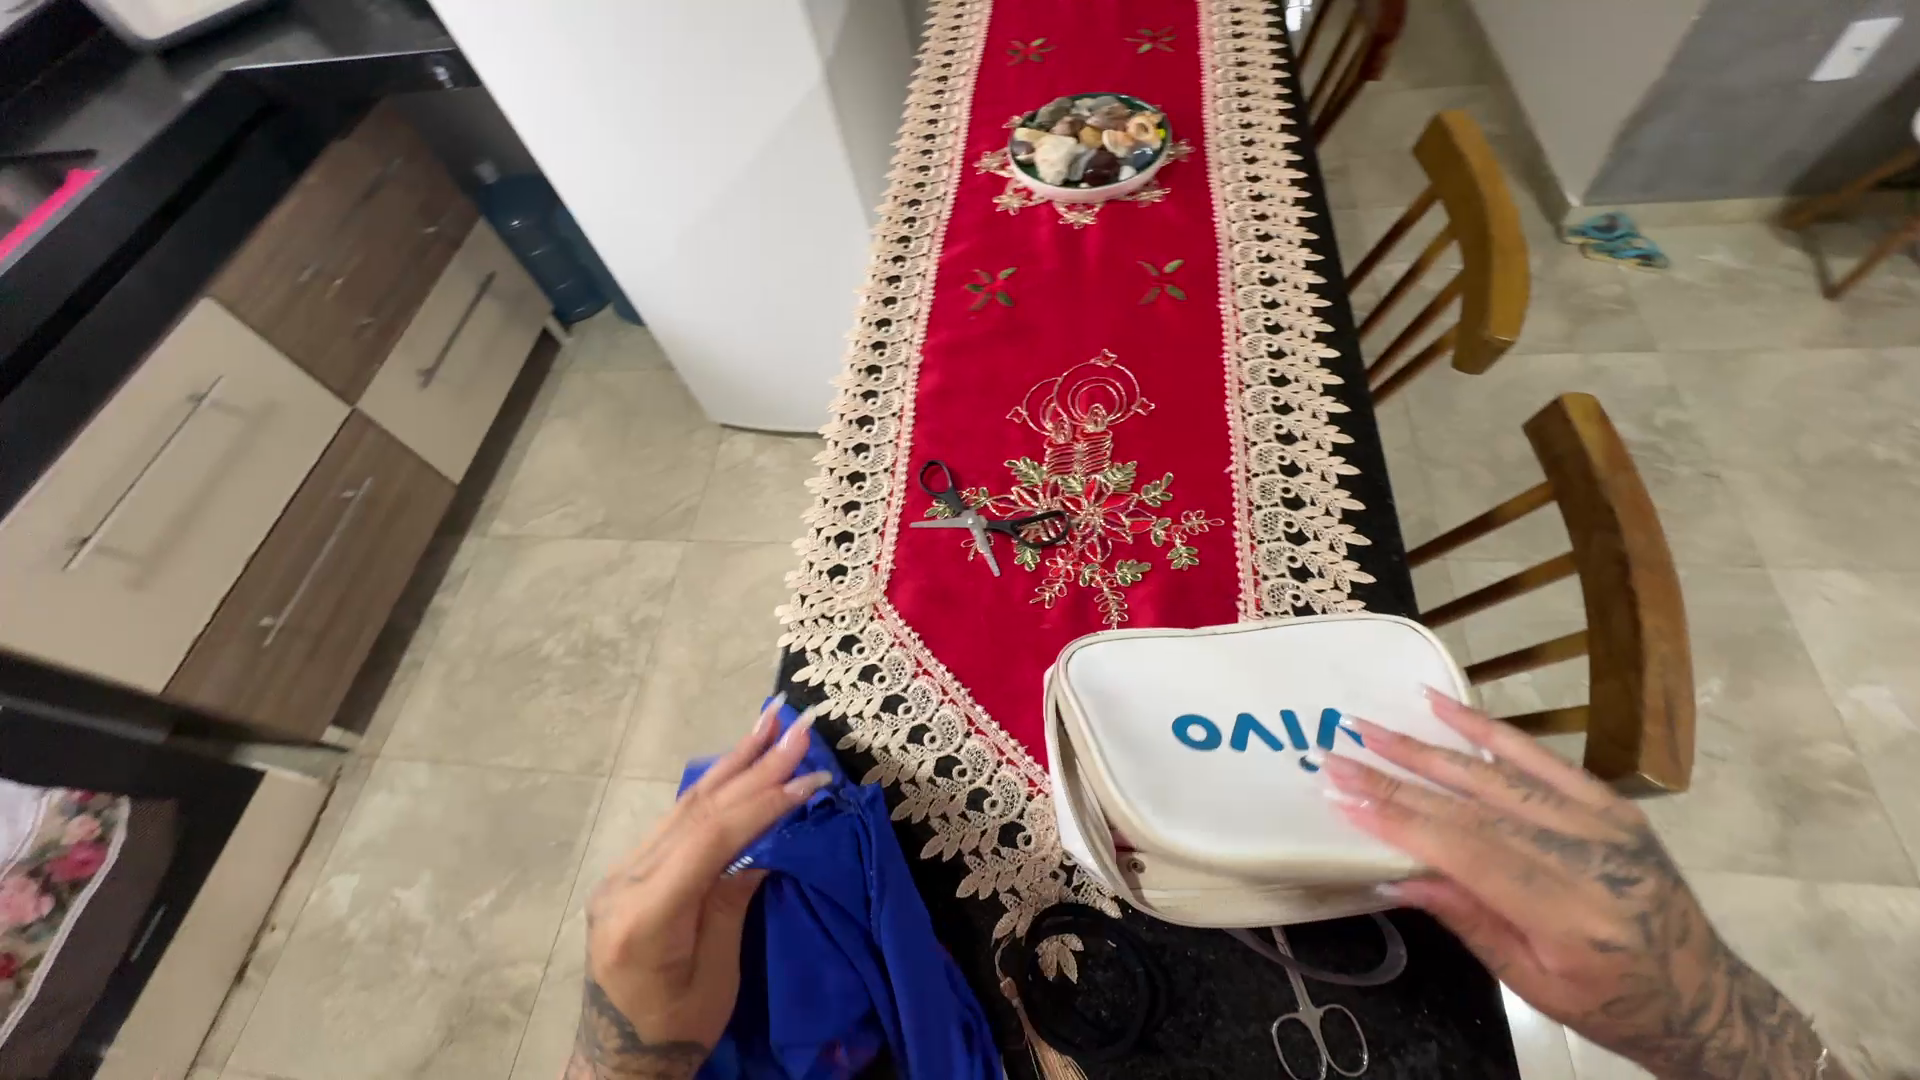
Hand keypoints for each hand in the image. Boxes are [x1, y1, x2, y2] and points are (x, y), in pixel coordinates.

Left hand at [567, 698, 832, 1079]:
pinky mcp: (631, 868)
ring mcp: (624, 870)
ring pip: (687, 803)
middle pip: (700, 809)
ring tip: (768, 722)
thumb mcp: (717, 973)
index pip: (711, 838)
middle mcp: (626, 881)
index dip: (765, 802)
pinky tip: (736, 761)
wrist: (618, 1057)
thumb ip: (733, 899)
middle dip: (755, 765)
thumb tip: (767, 843)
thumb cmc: (677, 1028)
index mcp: (645, 915)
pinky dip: (714, 785)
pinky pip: (678, 817)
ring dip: (734, 761)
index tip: (811, 777)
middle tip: (797, 727)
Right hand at [1324, 689, 1840, 1079]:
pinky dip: (1484, 728)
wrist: (1710, 1000)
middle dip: (1395, 779)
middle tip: (1338, 756)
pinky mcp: (1610, 804)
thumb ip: (1466, 919)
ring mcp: (1605, 825)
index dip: (1400, 822)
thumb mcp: (1534, 983)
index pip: (1468, 853)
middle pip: (1473, 808)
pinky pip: (1539, 757)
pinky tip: (1440, 704)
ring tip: (1369, 727)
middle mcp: (1593, 860)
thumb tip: (1392, 874)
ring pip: (1497, 775)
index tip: (1342, 797)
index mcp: (1575, 917)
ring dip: (1424, 748)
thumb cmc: (1613, 1005)